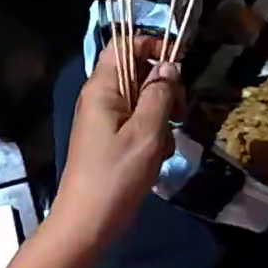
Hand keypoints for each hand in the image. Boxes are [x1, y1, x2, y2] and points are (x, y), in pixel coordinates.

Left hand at [54, 36, 180, 250]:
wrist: (87, 221)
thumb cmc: (116, 175)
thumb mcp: (146, 134)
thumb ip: (159, 96)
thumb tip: (169, 65)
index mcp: (101, 87)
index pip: (123, 45)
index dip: (151, 46)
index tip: (180, 65)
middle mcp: (99, 96)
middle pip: (135, 72)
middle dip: (163, 88)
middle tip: (178, 114)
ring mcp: (103, 118)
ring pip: (141, 100)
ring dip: (160, 117)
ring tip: (164, 144)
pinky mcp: (109, 139)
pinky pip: (136, 123)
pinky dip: (152, 135)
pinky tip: (156, 159)